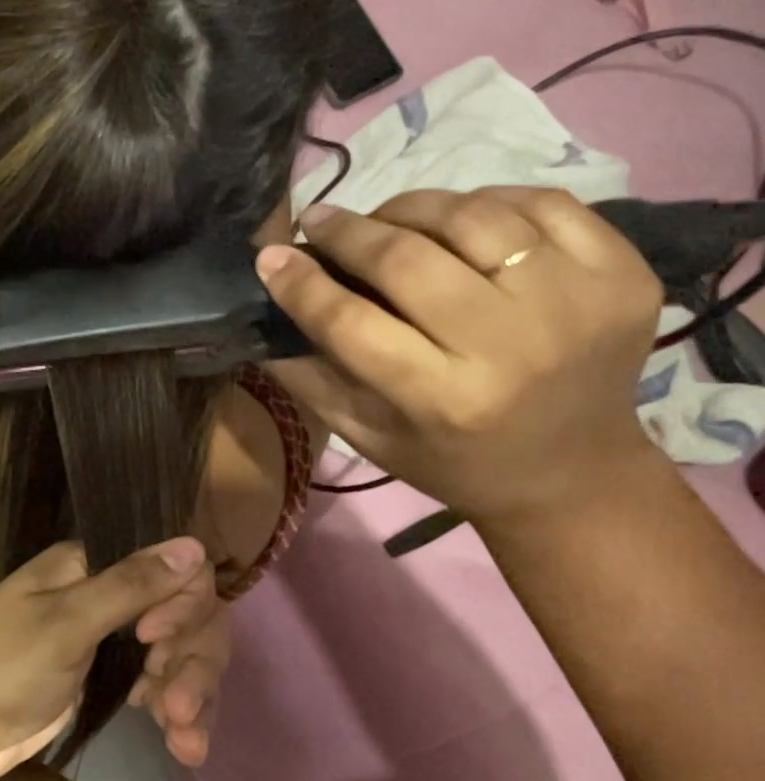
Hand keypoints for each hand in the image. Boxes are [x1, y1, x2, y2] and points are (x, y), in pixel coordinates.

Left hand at [0, 537, 209, 780]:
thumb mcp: (64, 625)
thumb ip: (130, 586)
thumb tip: (195, 544)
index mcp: (84, 566)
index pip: (168, 566)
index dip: (182, 605)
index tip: (155, 641)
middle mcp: (99, 595)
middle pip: (184, 615)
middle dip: (192, 662)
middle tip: (177, 708)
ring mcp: (104, 640)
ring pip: (179, 655)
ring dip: (191, 694)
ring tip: (184, 739)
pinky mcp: (103, 680)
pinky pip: (159, 686)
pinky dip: (178, 714)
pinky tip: (183, 745)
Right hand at [260, 187, 670, 527]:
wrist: (572, 467)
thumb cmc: (450, 459)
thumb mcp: (367, 436)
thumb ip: (313, 378)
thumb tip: (269, 312)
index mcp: (442, 397)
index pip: (352, 323)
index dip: (302, 285)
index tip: (270, 258)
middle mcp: (512, 344)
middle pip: (410, 261)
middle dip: (351, 233)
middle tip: (319, 220)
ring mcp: (578, 300)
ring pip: (475, 218)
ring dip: (413, 207)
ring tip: (383, 217)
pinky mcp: (623, 272)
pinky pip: (543, 205)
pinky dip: (486, 201)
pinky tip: (455, 218)